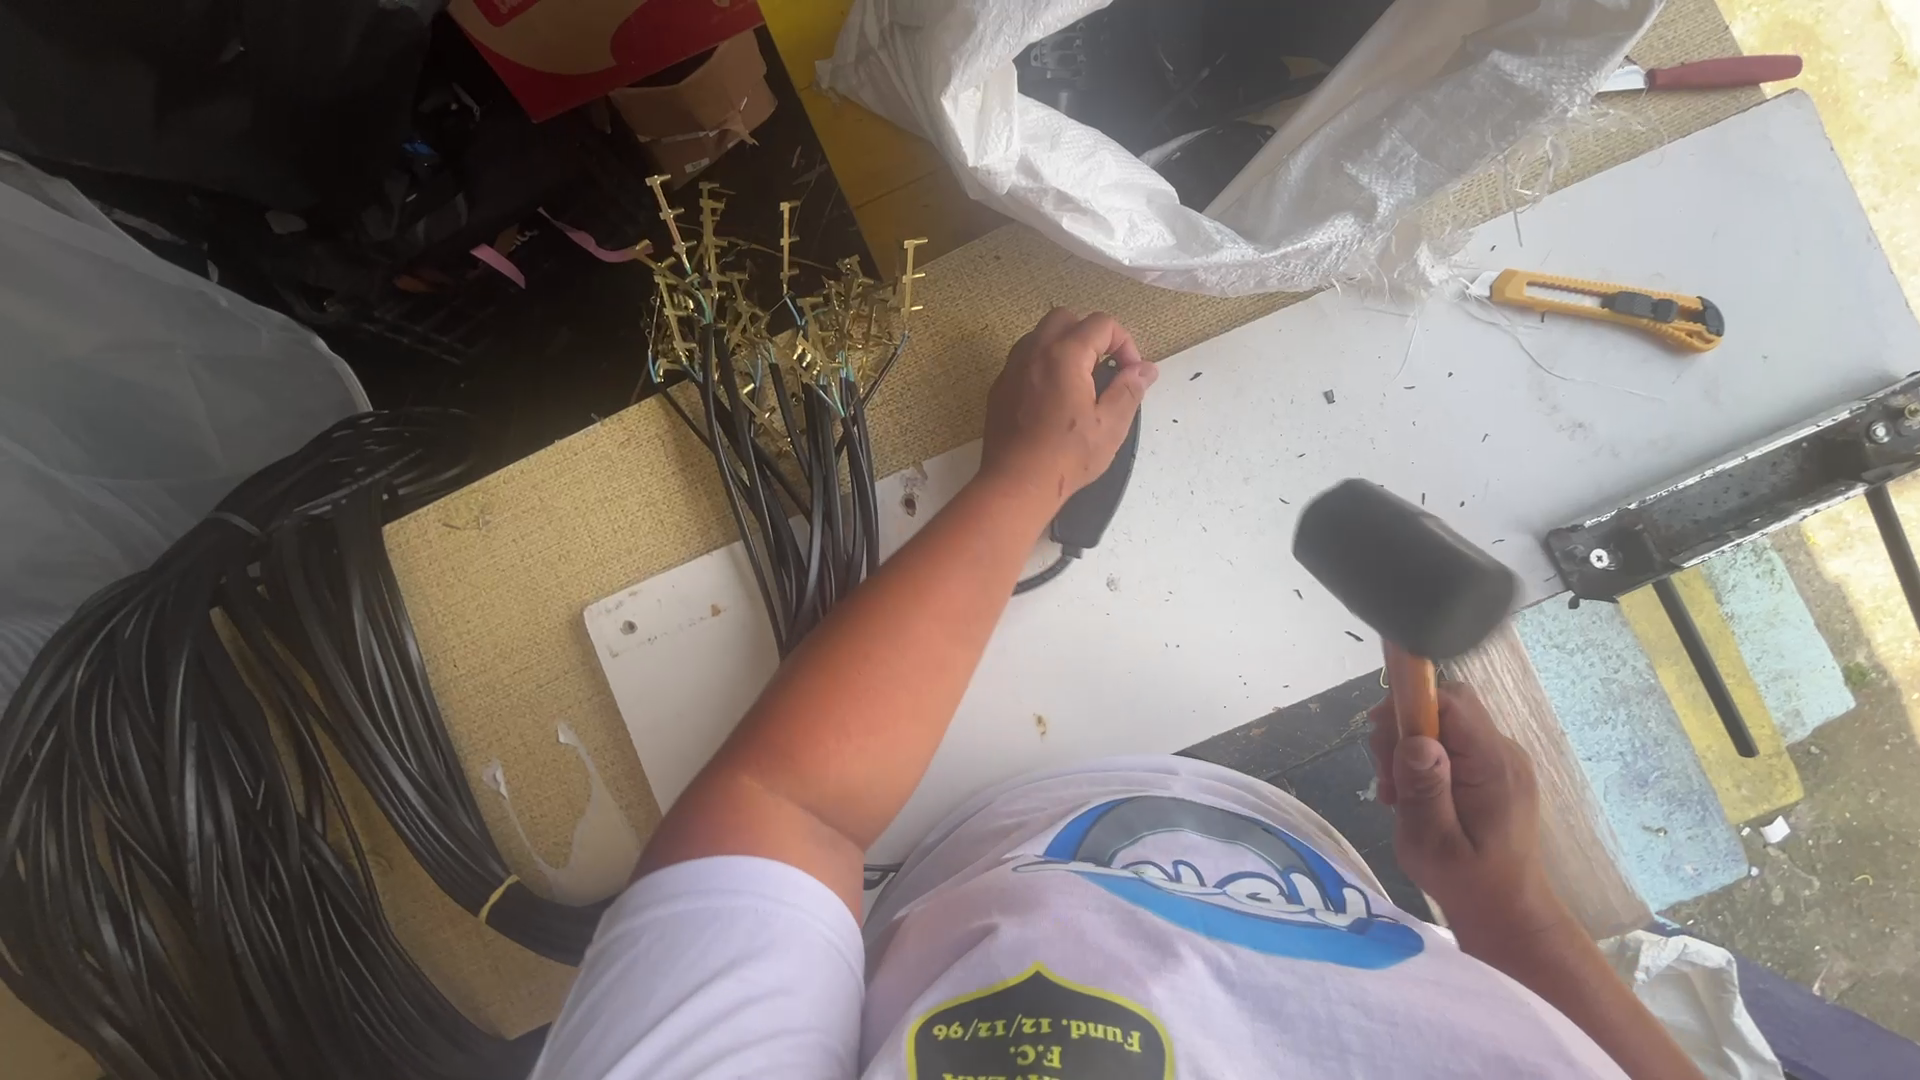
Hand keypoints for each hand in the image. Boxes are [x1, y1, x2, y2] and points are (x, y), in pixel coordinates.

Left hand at [979, 308, 1156, 511]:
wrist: (1016, 483)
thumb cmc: (1066, 456)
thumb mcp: (1110, 425)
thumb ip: (1129, 389)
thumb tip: (1145, 369)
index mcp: (1064, 354)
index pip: (1101, 324)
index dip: (1124, 343)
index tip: (1129, 372)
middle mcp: (1033, 352)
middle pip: (1066, 318)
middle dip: (1091, 334)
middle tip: (1104, 367)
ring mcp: (1012, 369)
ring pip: (1040, 335)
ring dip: (1065, 345)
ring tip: (1080, 379)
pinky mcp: (1000, 388)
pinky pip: (1023, 359)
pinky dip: (1043, 363)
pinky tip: (1054, 396)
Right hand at [1368, 682, 1570, 942]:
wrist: (1506, 913)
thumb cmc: (1467, 882)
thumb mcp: (1433, 840)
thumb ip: (1425, 789)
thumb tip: (1416, 739)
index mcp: (1493, 766)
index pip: (1451, 702)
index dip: (1409, 706)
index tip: (1380, 740)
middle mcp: (1502, 753)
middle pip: (1443, 706)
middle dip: (1401, 729)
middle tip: (1386, 779)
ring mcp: (1498, 760)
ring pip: (1440, 723)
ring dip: (1406, 748)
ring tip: (1396, 794)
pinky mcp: (1490, 770)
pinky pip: (1447, 742)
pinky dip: (1420, 759)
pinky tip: (1412, 795)